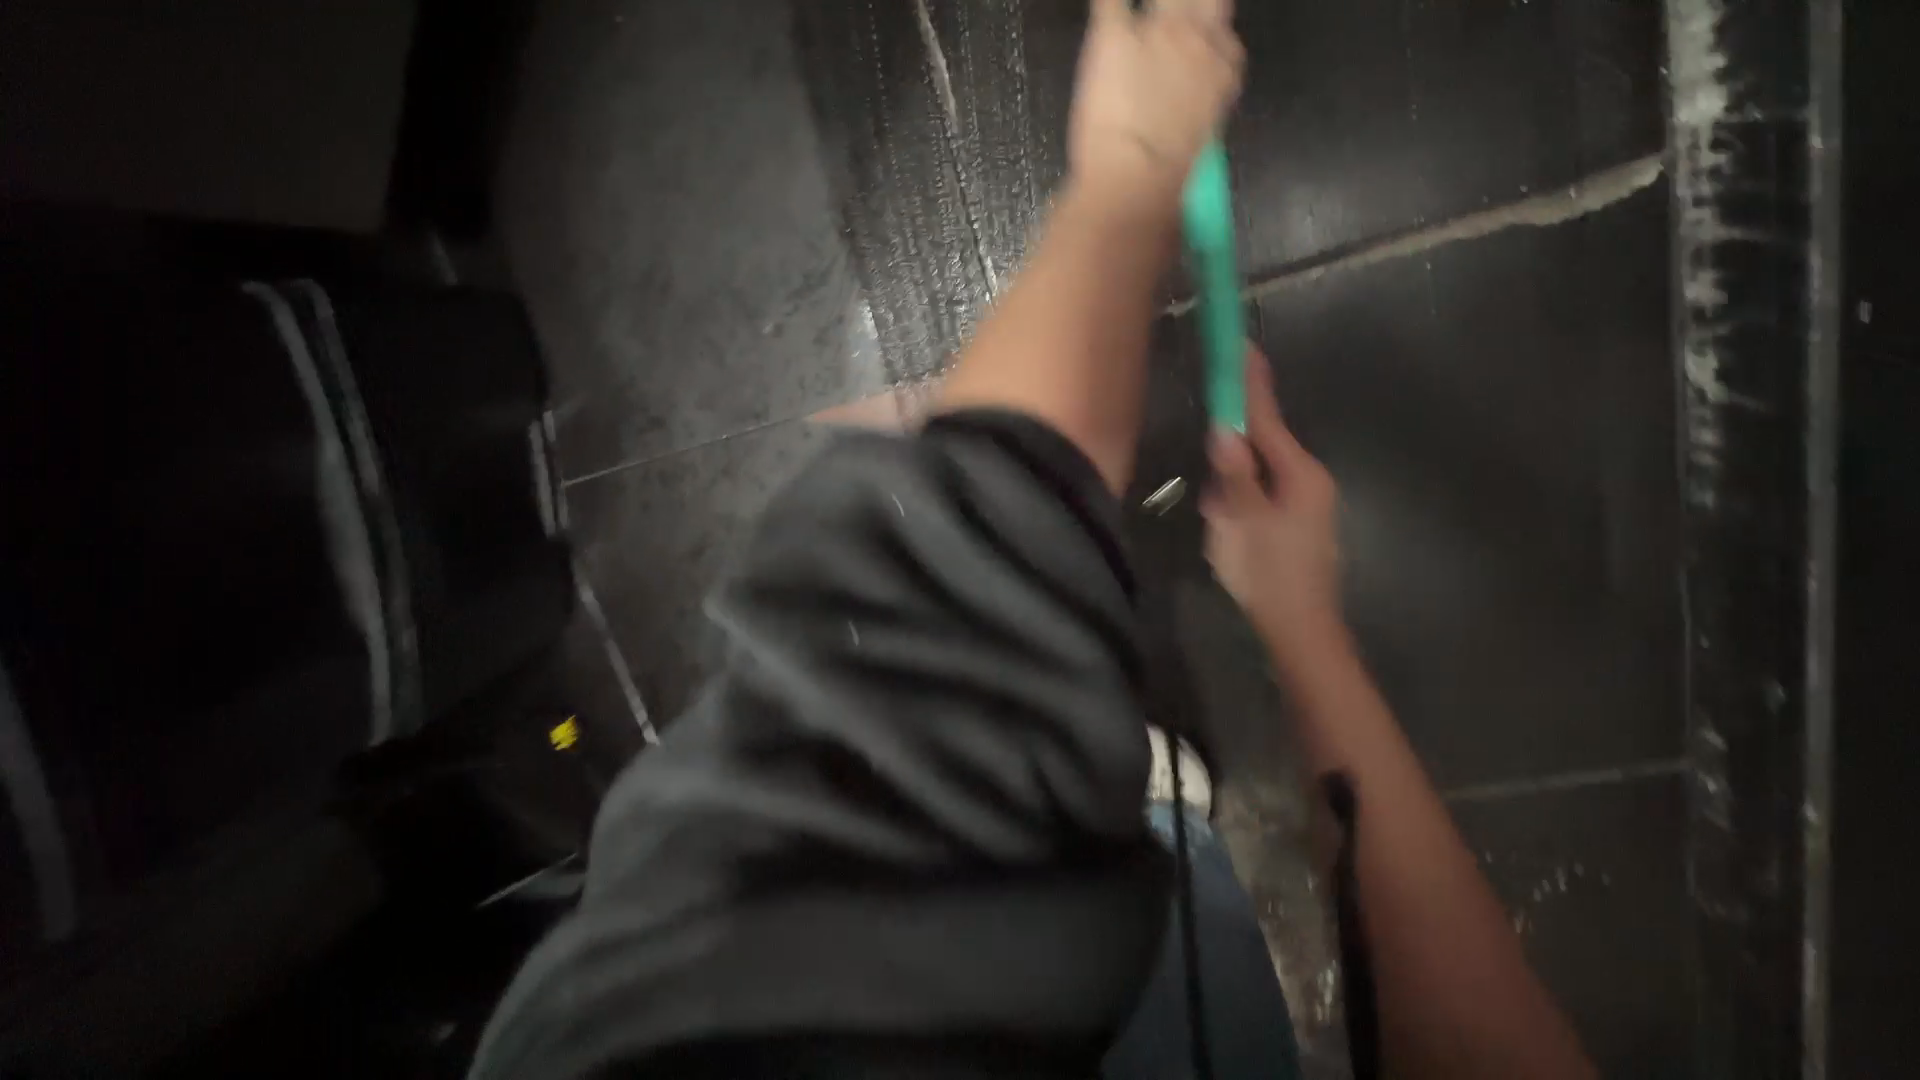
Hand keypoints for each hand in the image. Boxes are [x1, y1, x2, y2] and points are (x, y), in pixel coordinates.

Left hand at [1068, 0, 1243, 209]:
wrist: (1134, 176)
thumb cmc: (1169, 178)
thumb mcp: (1200, 143)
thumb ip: (1198, 112)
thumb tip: (1186, 118)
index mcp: (1221, 69)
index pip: (1222, 32)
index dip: (1206, 36)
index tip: (1191, 44)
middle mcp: (1194, 39)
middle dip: (1188, 3)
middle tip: (1172, 14)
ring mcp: (1154, 30)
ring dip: (1158, 1)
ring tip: (1142, 15)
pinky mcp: (1111, 35)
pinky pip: (1107, 2)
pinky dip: (1103, 4)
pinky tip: (1102, 8)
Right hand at [1202, 344, 1344, 665]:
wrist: (1301, 629)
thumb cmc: (1269, 573)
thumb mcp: (1242, 521)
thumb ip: (1234, 473)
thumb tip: (1225, 428)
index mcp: (1299, 473)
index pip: (1267, 417)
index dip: (1249, 383)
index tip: (1241, 345)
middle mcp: (1308, 479)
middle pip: (1258, 449)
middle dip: (1229, 466)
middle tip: (1217, 508)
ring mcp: (1305, 503)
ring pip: (1255, 478)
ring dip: (1231, 497)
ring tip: (1227, 536)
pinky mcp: (1296, 523)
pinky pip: (1259, 501)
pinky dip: (1240, 512)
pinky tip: (1235, 542)